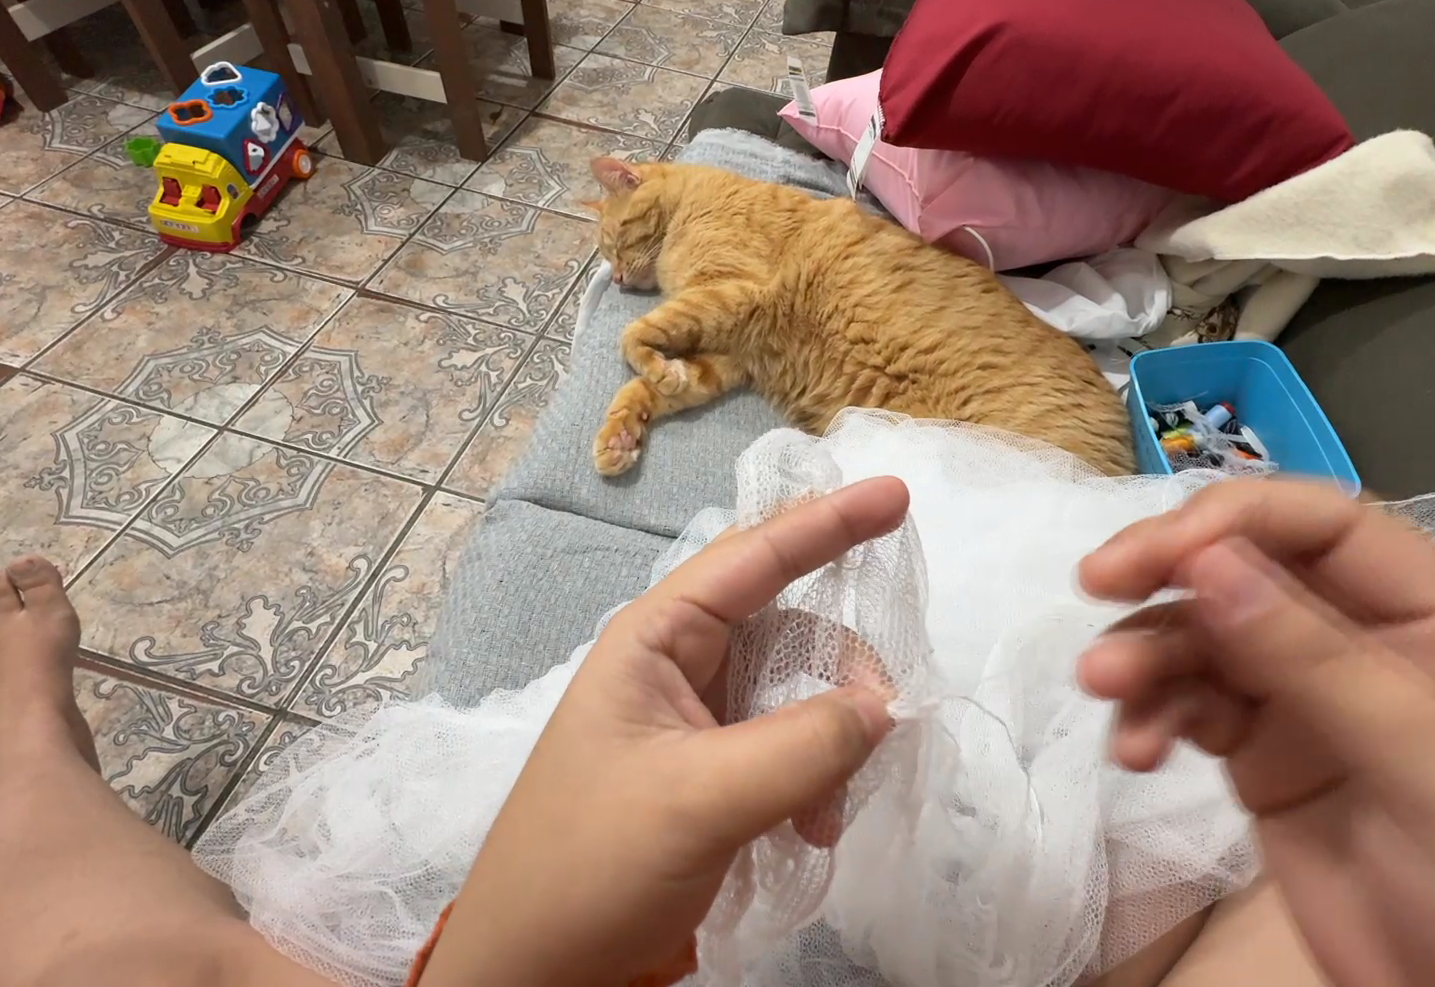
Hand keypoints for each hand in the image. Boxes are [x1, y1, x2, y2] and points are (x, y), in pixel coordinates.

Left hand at [420, 479, 905, 986]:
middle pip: (787, 621)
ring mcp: (701, 714)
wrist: (538, 972)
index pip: (752, 557)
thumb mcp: (696, 799)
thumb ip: (800, 746)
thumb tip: (883, 706)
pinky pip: (792, 740)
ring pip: (797, 686)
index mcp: (657, 637)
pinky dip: (819, 774)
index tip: (896, 495)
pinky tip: (815, 825)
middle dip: (839, 659)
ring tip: (830, 807)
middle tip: (886, 709)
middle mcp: (680, 661)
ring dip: (832, 735)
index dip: (827, 521)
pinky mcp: (718, 765)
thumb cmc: (591, 865)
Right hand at [1076, 479, 1434, 986]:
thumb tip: (1206, 562)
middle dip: (1164, 569)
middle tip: (1094, 583)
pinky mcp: (1256, 759)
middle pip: (1245, 572)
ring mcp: (1302, 705)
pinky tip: (1135, 754)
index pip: (1331, 530)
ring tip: (1100, 684)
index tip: (1163, 551)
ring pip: (1200, 641)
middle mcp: (1359, 649)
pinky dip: (1149, 719)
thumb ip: (1323, 667)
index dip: (1241, 519)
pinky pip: (1185, 710)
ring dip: (1142, 654)